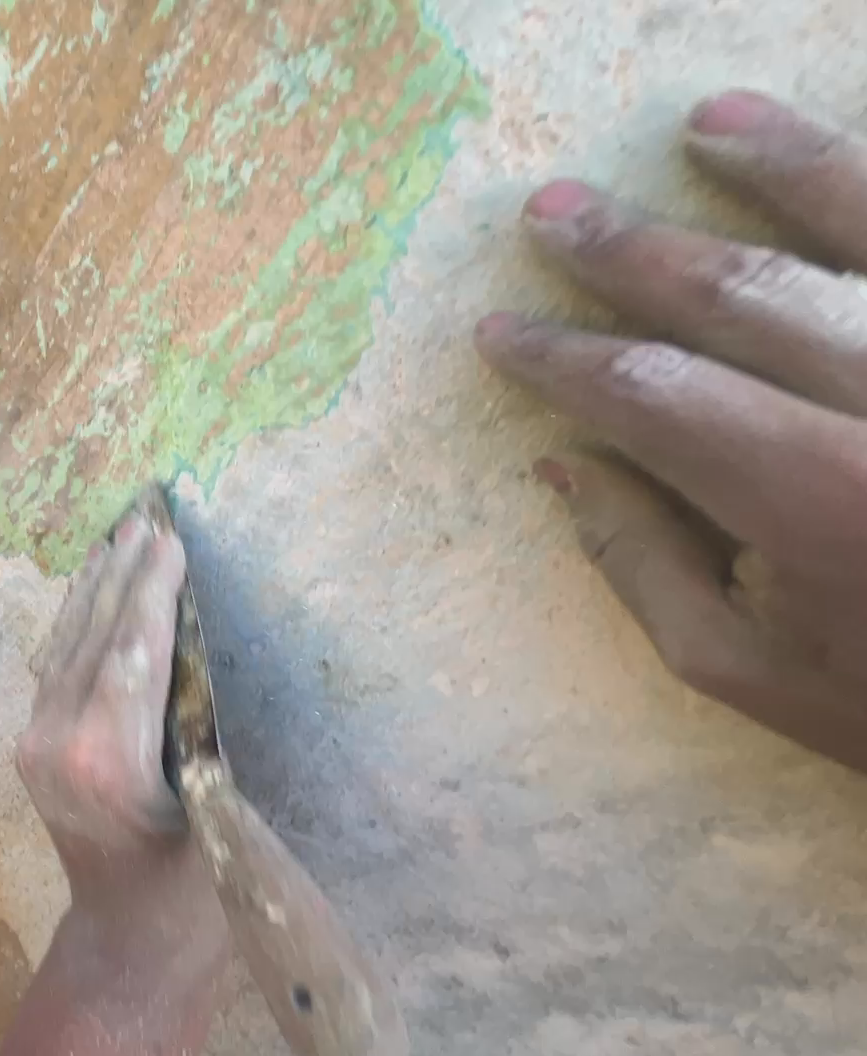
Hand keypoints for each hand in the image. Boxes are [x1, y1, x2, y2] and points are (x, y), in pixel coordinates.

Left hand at [18, 511, 194, 911]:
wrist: (123, 939)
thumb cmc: (192, 897)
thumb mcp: (219, 812)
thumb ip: (200, 729)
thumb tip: (190, 643)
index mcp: (106, 760)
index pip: (132, 652)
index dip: (152, 590)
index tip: (168, 538)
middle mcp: (55, 741)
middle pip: (92, 638)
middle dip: (120, 575)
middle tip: (142, 516)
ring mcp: (33, 741)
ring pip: (64, 646)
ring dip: (91, 590)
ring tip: (114, 540)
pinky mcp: (29, 744)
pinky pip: (53, 668)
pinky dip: (73, 625)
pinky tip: (87, 595)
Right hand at [476, 90, 866, 770]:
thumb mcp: (734, 661)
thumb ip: (635, 555)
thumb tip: (559, 460)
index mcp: (815, 498)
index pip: (646, 391)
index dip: (558, 356)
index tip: (497, 330)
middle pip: (745, 294)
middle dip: (631, 249)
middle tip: (553, 208)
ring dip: (785, 167)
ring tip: (707, 121)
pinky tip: (853, 160)